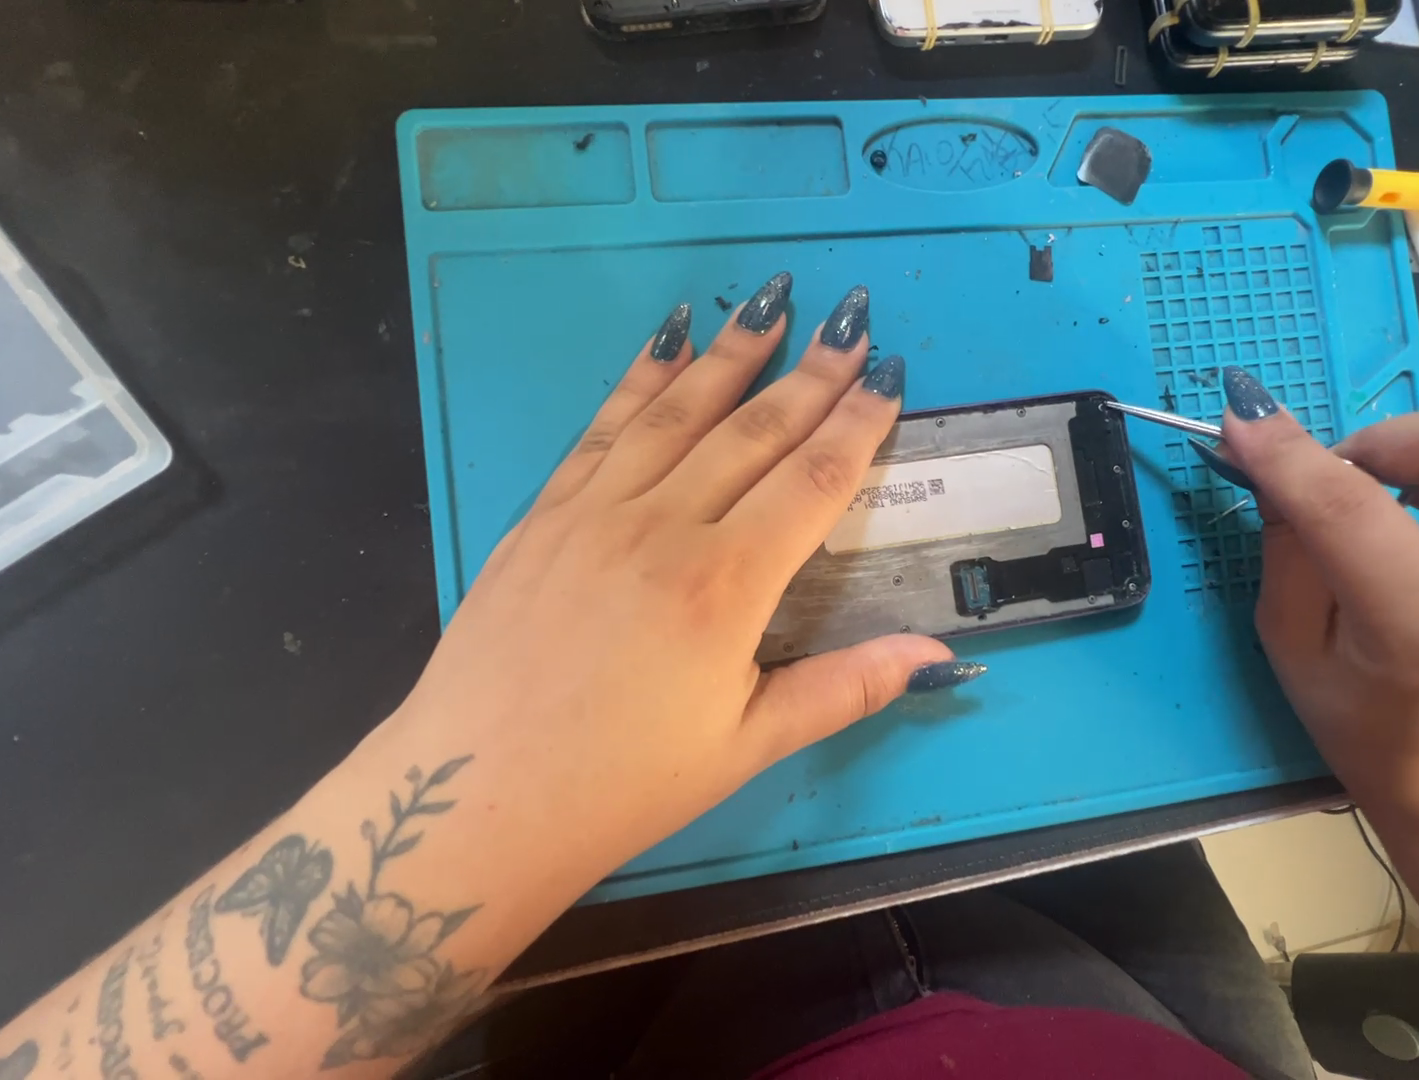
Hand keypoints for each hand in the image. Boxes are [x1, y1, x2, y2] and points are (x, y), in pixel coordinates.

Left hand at [376, 276, 965, 882]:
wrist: (475, 800)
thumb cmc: (622, 785)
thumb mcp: (747, 746)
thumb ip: (848, 687)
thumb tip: (943, 659)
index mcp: (724, 586)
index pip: (812, 482)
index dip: (858, 425)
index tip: (888, 376)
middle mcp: (662, 527)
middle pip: (755, 432)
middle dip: (812, 373)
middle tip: (850, 321)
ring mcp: (595, 511)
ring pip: (680, 411)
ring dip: (733, 353)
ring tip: (772, 302)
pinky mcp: (545, 512)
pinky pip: (604, 425)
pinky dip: (643, 376)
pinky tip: (669, 337)